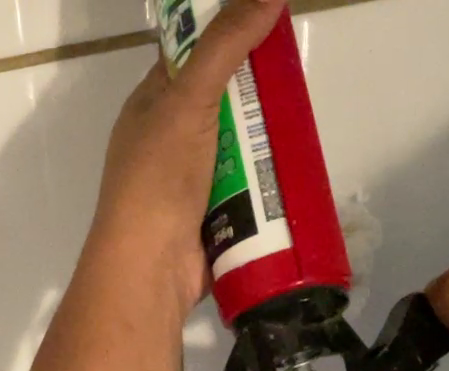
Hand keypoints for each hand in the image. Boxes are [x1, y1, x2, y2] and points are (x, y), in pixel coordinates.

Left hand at [90, 0, 288, 308]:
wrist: (149, 267)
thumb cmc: (157, 178)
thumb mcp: (187, 99)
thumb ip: (224, 46)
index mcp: (149, 109)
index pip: (187, 60)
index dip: (223, 39)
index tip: (266, 25)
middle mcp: (166, 144)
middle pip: (221, 105)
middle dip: (255, 96)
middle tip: (291, 80)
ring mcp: (188, 184)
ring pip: (237, 149)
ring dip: (265, 143)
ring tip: (300, 127)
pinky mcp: (211, 219)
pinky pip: (246, 192)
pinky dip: (267, 185)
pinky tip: (294, 172)